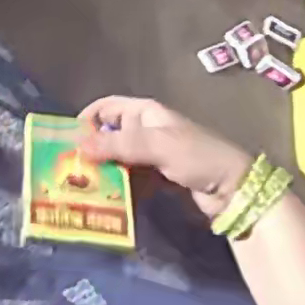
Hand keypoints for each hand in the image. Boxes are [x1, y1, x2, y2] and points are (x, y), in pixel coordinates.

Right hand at [77, 96, 254, 216]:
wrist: (235, 190)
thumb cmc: (197, 155)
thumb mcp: (156, 145)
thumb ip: (117, 144)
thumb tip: (78, 146)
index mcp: (145, 112)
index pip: (106, 107)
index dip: (86, 118)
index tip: (68, 139)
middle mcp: (146, 129)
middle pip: (109, 134)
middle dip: (91, 148)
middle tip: (71, 168)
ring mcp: (152, 154)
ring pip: (118, 158)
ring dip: (104, 169)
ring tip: (84, 186)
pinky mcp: (158, 176)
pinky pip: (131, 177)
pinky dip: (119, 184)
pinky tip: (108, 198)